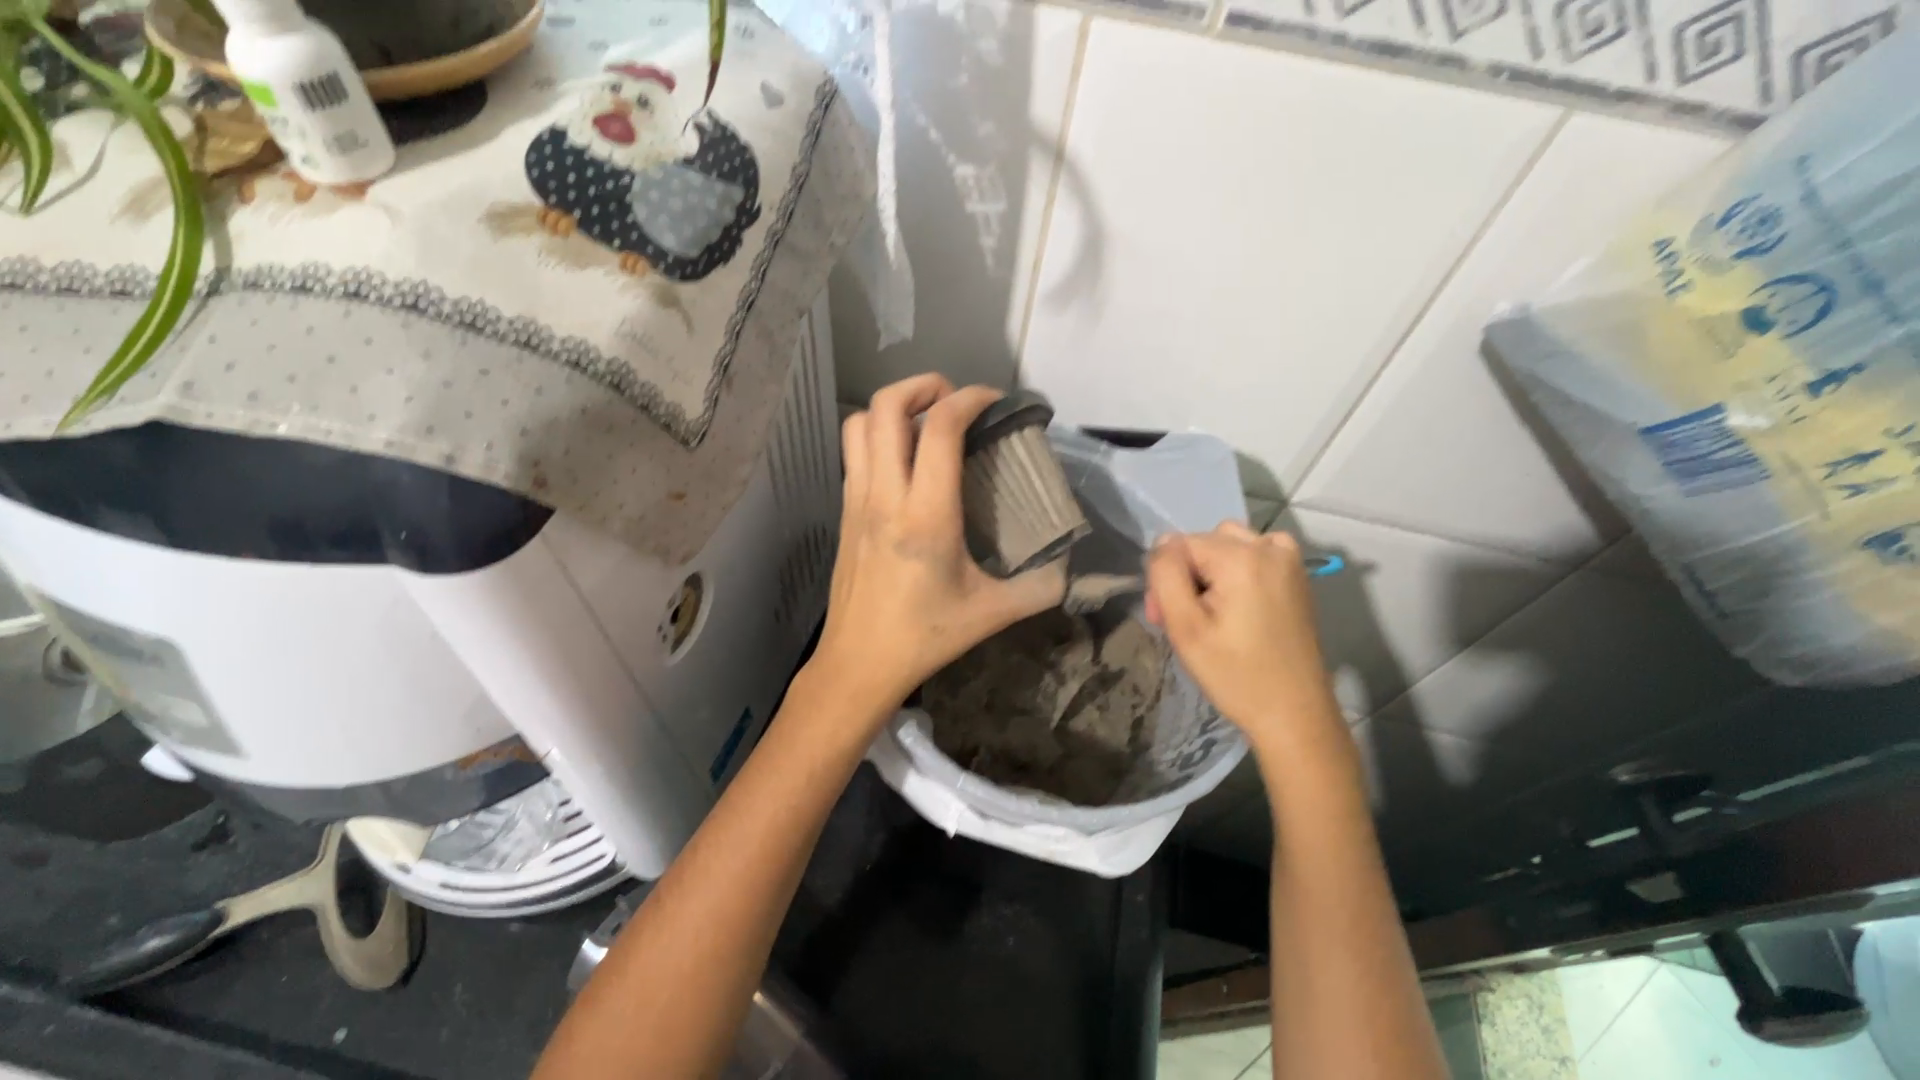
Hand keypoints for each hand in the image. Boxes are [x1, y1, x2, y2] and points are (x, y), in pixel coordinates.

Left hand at [808, 375, 1067, 716]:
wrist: (858, 663)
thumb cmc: (925, 637)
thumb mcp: (992, 613)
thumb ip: (1039, 589)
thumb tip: (1072, 571)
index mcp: (927, 515)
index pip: (941, 429)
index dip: (970, 399)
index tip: (994, 402)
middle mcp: (885, 496)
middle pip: (887, 406)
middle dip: (923, 385)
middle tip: (954, 399)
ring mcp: (857, 500)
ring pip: (860, 424)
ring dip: (893, 406)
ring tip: (926, 419)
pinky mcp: (844, 512)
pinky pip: (853, 452)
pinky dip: (878, 435)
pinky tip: (906, 460)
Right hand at [1145, 523, 1342, 752]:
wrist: (1294, 712)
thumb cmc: (1234, 675)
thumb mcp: (1184, 627)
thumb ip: (1166, 575)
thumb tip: (1162, 543)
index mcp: (1240, 558)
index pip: (1179, 545)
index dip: (1165, 578)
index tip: (1165, 619)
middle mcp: (1269, 547)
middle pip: (1205, 541)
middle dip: (1188, 574)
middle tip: (1186, 621)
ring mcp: (1289, 560)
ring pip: (1230, 544)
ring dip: (1213, 571)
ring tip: (1213, 613)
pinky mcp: (1298, 576)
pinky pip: (1257, 553)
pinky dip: (1241, 570)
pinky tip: (1240, 604)